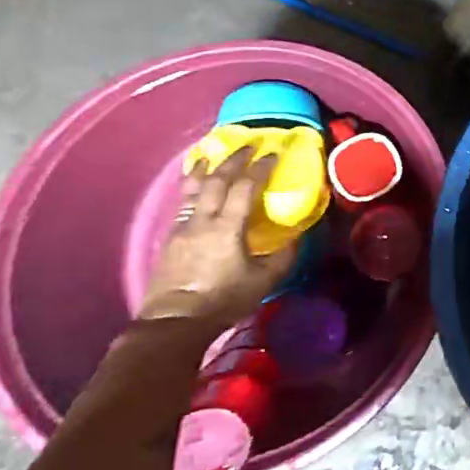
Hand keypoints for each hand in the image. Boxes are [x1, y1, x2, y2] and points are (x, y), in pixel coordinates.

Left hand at [137, 146, 295, 328]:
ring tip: (213, 155)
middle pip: (216, 180)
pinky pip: (183, 202)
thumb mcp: (265, 280)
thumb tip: (299, 233)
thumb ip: (285, 254)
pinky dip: (191, 187)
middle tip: (248, 146)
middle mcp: (203, 220)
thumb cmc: (224, 300)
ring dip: (206, 169)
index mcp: (228, 227)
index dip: (260, 168)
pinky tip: (195, 185)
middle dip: (234, 160)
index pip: (245, 187)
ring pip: (193, 189)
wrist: (173, 323)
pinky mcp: (170, 239)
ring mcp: (182, 228)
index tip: (273, 153)